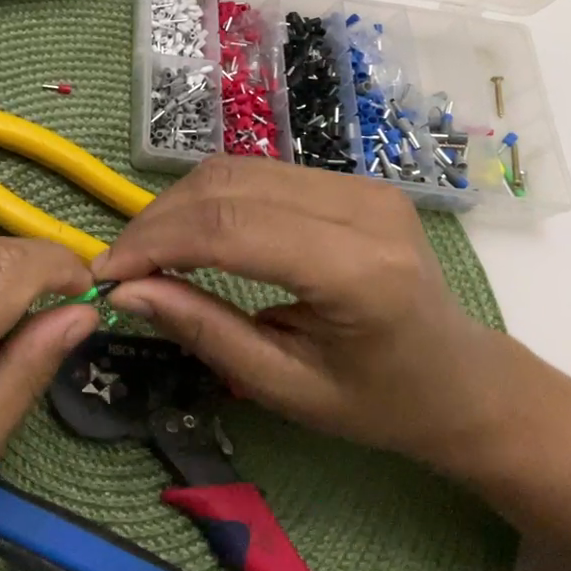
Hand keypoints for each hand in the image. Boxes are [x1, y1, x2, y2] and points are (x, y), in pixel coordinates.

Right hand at [92, 158, 518, 469]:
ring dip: (176, 205)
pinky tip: (187, 233)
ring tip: (146, 251)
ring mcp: (360, 184)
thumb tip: (124, 291)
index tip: (107, 272)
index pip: (232, 230)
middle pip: (227, 187)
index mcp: (361, 272)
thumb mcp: (285, 386)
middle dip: (157, 221)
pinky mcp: (350, 178)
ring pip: (234, 169)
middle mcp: (364, 209)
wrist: (463, 380)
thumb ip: (204, 330)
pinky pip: (255, 171)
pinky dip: (206, 199)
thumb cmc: (379, 402)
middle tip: (119, 266)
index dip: (156, 243)